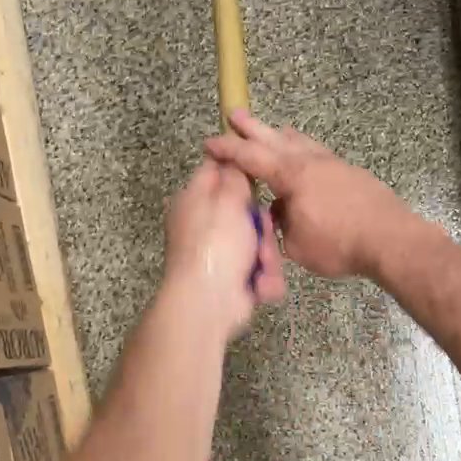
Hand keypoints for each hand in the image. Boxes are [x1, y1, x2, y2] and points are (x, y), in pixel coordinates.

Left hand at [161, 158, 285, 339]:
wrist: (209, 303)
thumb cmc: (216, 246)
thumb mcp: (228, 200)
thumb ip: (235, 175)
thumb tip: (232, 157)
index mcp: (194, 199)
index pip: (217, 170)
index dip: (242, 171)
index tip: (262, 178)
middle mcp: (204, 223)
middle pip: (246, 212)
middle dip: (262, 227)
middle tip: (261, 236)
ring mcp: (219, 253)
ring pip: (257, 243)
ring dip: (266, 256)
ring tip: (261, 267)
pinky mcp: (232, 278)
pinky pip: (258, 269)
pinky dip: (263, 278)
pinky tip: (260, 285)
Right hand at [204, 110, 427, 279]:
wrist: (390, 239)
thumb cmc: (339, 244)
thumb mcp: (296, 244)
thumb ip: (281, 226)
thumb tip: (280, 214)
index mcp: (291, 175)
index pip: (250, 157)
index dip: (228, 150)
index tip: (210, 143)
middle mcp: (311, 162)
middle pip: (275, 138)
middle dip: (252, 128)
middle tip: (236, 114)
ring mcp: (334, 165)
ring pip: (303, 143)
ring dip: (284, 137)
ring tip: (275, 132)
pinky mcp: (353, 175)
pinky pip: (321, 156)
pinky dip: (307, 153)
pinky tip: (309, 161)